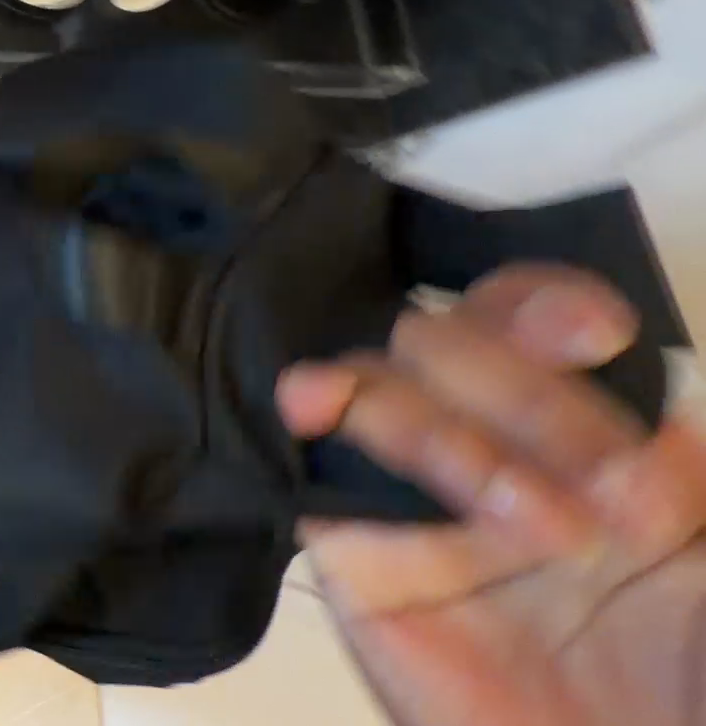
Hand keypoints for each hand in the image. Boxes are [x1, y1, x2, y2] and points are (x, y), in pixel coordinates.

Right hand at [277, 264, 705, 725]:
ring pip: (375, 384)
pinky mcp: (343, 532)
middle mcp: (486, 434)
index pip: (523, 320)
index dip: (535, 304)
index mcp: (584, 428)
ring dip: (443, 432)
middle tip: (615, 497)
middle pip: (444, 340)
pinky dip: (304, 409)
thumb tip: (640, 367)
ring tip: (528, 524)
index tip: (585, 336)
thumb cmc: (705, 666)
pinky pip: (307, 455)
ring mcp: (408, 483)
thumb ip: (679, 453)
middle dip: (522, 397)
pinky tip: (310, 401)